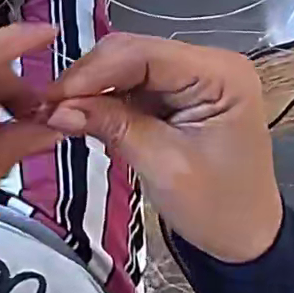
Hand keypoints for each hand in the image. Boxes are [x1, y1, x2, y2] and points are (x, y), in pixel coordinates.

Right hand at [46, 34, 283, 263]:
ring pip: (122, 63)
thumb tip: (57, 108)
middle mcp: (205, 62)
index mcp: (220, 74)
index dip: (93, 72)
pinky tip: (79, 113)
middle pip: (130, 52)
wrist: (244, 240)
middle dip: (88, 78)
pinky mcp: (172, 89)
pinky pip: (126, 81)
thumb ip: (113, 127)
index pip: (144, 54)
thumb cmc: (217, 208)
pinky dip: (100, 97)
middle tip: (49, 107)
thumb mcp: (164, 167)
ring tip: (58, 112)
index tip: (53, 97)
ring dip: (89, 87)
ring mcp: (188, 74)